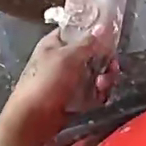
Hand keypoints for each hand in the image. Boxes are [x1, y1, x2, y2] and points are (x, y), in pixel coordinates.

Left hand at [0, 25, 112, 145]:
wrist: (33, 119)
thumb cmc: (47, 81)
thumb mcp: (68, 57)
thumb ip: (87, 43)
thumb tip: (101, 26)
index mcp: (55, 44)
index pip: (76, 30)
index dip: (93, 32)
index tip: (110, 36)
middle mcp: (62, 59)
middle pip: (90, 54)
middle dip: (104, 60)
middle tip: (112, 66)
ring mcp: (68, 80)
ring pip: (94, 74)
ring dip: (103, 78)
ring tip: (102, 84)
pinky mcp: (73, 98)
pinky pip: (92, 92)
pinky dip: (98, 94)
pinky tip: (100, 96)